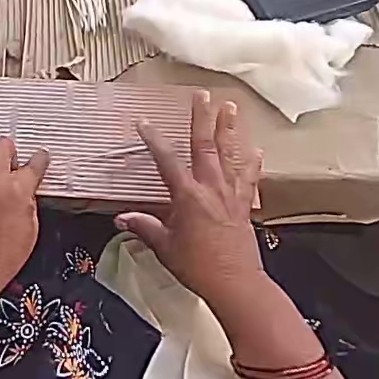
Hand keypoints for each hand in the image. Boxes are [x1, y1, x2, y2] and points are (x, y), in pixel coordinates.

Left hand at [0, 137, 49, 298]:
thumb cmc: (1, 255)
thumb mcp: (31, 225)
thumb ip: (30, 197)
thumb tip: (28, 185)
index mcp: (18, 188)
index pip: (34, 162)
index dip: (39, 160)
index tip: (39, 160)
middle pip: (2, 143)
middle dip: (10, 152)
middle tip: (11, 165)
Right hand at [118, 91, 266, 311]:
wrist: (235, 283)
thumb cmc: (196, 265)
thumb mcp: (164, 247)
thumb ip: (144, 227)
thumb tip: (122, 218)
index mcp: (187, 195)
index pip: (166, 161)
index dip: (153, 140)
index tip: (144, 122)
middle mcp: (210, 187)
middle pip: (205, 145)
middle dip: (202, 118)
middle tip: (202, 95)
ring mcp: (230, 194)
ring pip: (229, 154)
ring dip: (229, 129)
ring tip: (231, 107)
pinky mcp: (243, 204)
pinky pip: (248, 177)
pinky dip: (252, 162)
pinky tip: (256, 149)